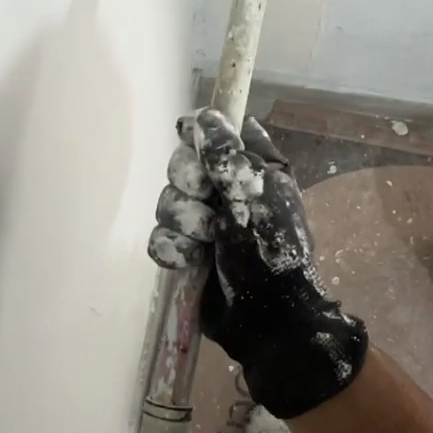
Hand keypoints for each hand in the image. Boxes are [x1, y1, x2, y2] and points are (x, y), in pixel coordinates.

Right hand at [147, 109, 367, 417]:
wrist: (268, 317)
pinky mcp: (184, 253)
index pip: (205, 135)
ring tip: (208, 243)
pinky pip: (158, 238)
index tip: (193, 147)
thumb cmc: (273, 251)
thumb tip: (204, 114)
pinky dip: (174, 250)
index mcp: (246, 170)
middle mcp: (221, 191)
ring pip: (164, 204)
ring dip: (185, 224)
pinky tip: (190, 261)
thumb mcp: (256, 194)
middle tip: (213, 209)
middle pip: (178, 168)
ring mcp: (200, 223)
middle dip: (190, 190)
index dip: (194, 140)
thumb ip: (226, 154)